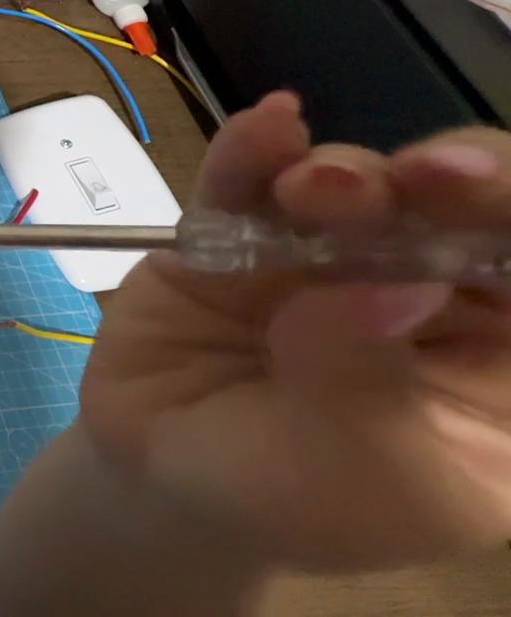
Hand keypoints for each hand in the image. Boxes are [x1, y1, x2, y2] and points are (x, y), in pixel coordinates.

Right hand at [81, 92, 510, 570]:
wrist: (150, 473)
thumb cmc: (286, 501)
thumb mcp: (362, 483)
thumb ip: (371, 390)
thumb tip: (383, 288)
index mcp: (500, 364)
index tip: (498, 205)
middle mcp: (419, 294)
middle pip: (461, 213)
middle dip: (459, 182)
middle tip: (434, 178)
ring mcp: (312, 259)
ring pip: (351, 188)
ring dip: (344, 175)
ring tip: (313, 188)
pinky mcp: (221, 240)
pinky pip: (239, 186)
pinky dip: (249, 151)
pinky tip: (264, 124)